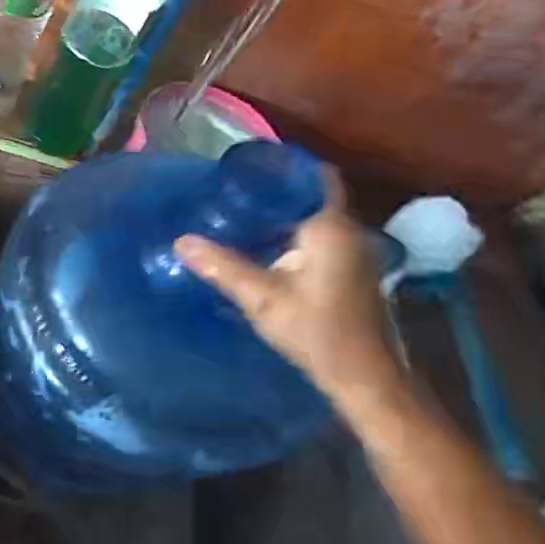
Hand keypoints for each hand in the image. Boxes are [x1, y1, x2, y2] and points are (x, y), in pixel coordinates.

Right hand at [174, 172, 402, 404]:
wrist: (364, 378)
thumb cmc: (317, 332)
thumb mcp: (262, 299)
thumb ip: (222, 267)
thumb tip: (181, 240)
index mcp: (330, 227)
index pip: (313, 176)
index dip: (283, 165)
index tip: (246, 164)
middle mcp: (347, 232)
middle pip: (308, 196)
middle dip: (271, 192)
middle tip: (228, 190)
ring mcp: (351, 253)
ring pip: (310, 219)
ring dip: (279, 215)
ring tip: (236, 213)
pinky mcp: (348, 272)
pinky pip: (314, 239)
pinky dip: (288, 235)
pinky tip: (259, 246)